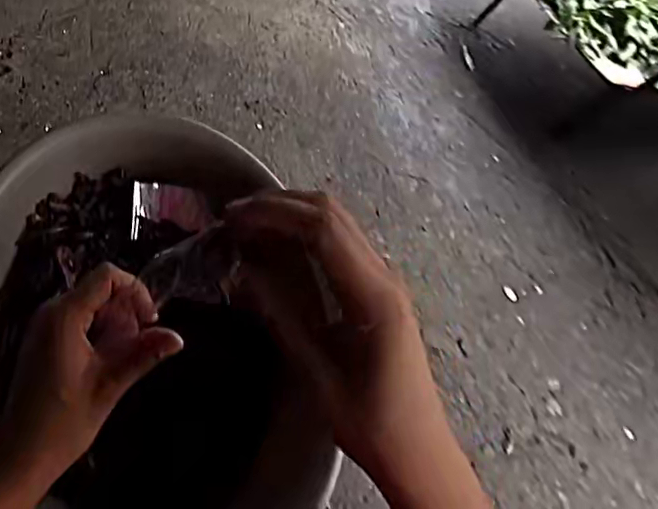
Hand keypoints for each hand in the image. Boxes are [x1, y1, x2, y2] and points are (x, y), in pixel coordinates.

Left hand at [0, 266, 182, 508]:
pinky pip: (79, 316)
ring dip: (113, 323)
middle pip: (100, 288)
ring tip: (118, 359)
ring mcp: (44, 322)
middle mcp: (51, 309)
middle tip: (135, 346)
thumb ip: (143, 355)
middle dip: (125, 311)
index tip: (149, 320)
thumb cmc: (61, 423)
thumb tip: (177, 338)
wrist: (19, 457)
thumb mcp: (108, 386)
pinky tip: (101, 361)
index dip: (135, 290)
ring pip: (91, 302)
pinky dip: (98, 330)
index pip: (107, 276)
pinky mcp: (44, 335)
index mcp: (64, 315)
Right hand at [227, 192, 489, 508]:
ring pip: (337, 219)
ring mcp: (385, 277)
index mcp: (373, 296)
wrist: (422, 453)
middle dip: (279, 204)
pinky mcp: (379, 285)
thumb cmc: (375, 426)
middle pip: (330, 212)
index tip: (238, 216)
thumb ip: (284, 320)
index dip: (275, 214)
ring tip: (250, 220)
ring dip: (292, 211)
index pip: (322, 229)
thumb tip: (244, 272)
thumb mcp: (321, 380)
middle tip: (236, 213)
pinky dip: (305, 227)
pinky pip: (340, 238)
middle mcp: (384, 275)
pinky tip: (279, 240)